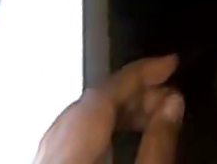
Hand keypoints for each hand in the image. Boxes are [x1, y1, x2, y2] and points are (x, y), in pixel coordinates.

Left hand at [34, 55, 182, 163]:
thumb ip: (158, 141)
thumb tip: (175, 101)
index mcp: (71, 151)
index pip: (102, 93)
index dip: (140, 71)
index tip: (172, 62)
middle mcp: (48, 154)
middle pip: (87, 105)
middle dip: (130, 91)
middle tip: (166, 93)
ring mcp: (41, 163)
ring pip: (74, 123)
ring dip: (114, 110)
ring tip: (150, 115)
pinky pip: (65, 141)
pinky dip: (95, 128)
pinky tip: (119, 136)